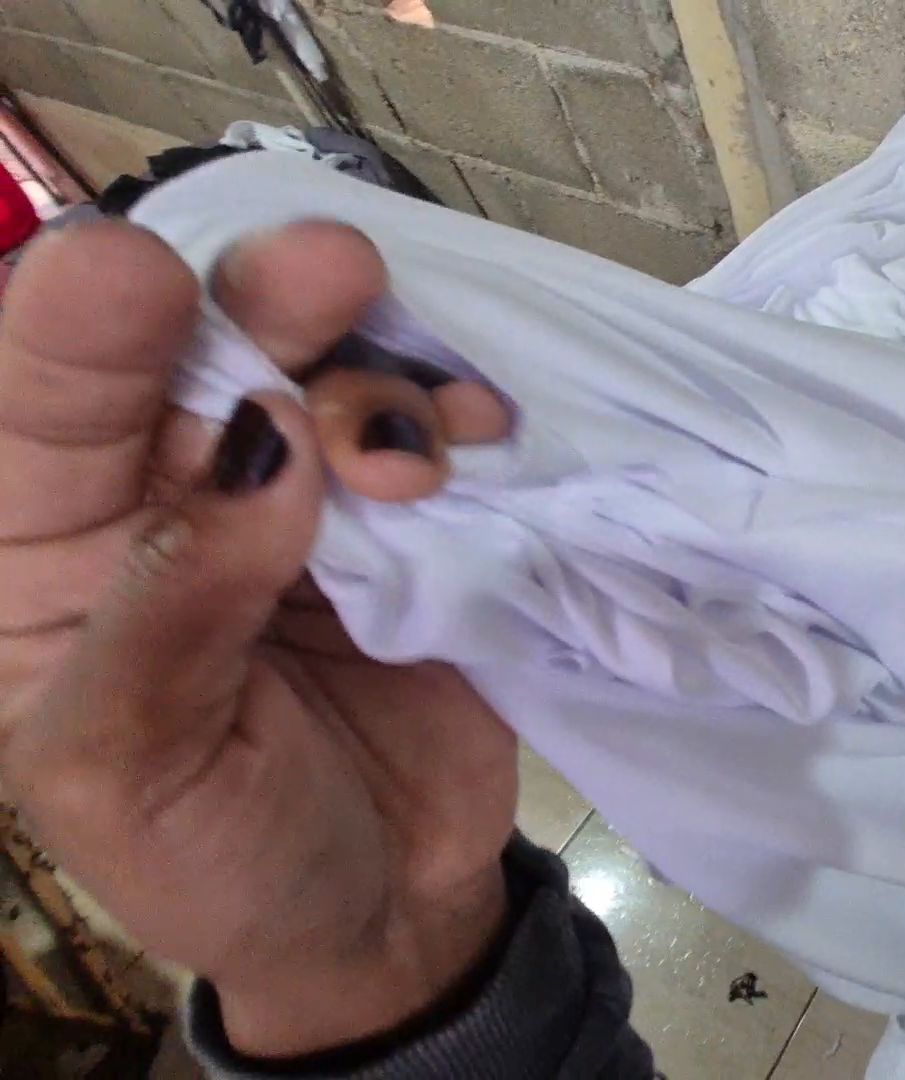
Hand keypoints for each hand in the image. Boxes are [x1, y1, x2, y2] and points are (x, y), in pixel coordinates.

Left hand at [0, 222, 518, 1057]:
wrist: (393, 893)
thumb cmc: (227, 857)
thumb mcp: (136, 767)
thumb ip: (171, 609)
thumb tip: (269, 456)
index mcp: (54, 573)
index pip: (37, 427)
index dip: (75, 337)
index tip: (136, 270)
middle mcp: (188, 521)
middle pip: (205, 377)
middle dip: (266, 313)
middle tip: (341, 268)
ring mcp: (323, 527)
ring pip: (338, 403)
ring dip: (386, 394)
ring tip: (427, 453)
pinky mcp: (428, 544)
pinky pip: (439, 460)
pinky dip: (462, 428)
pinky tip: (489, 428)